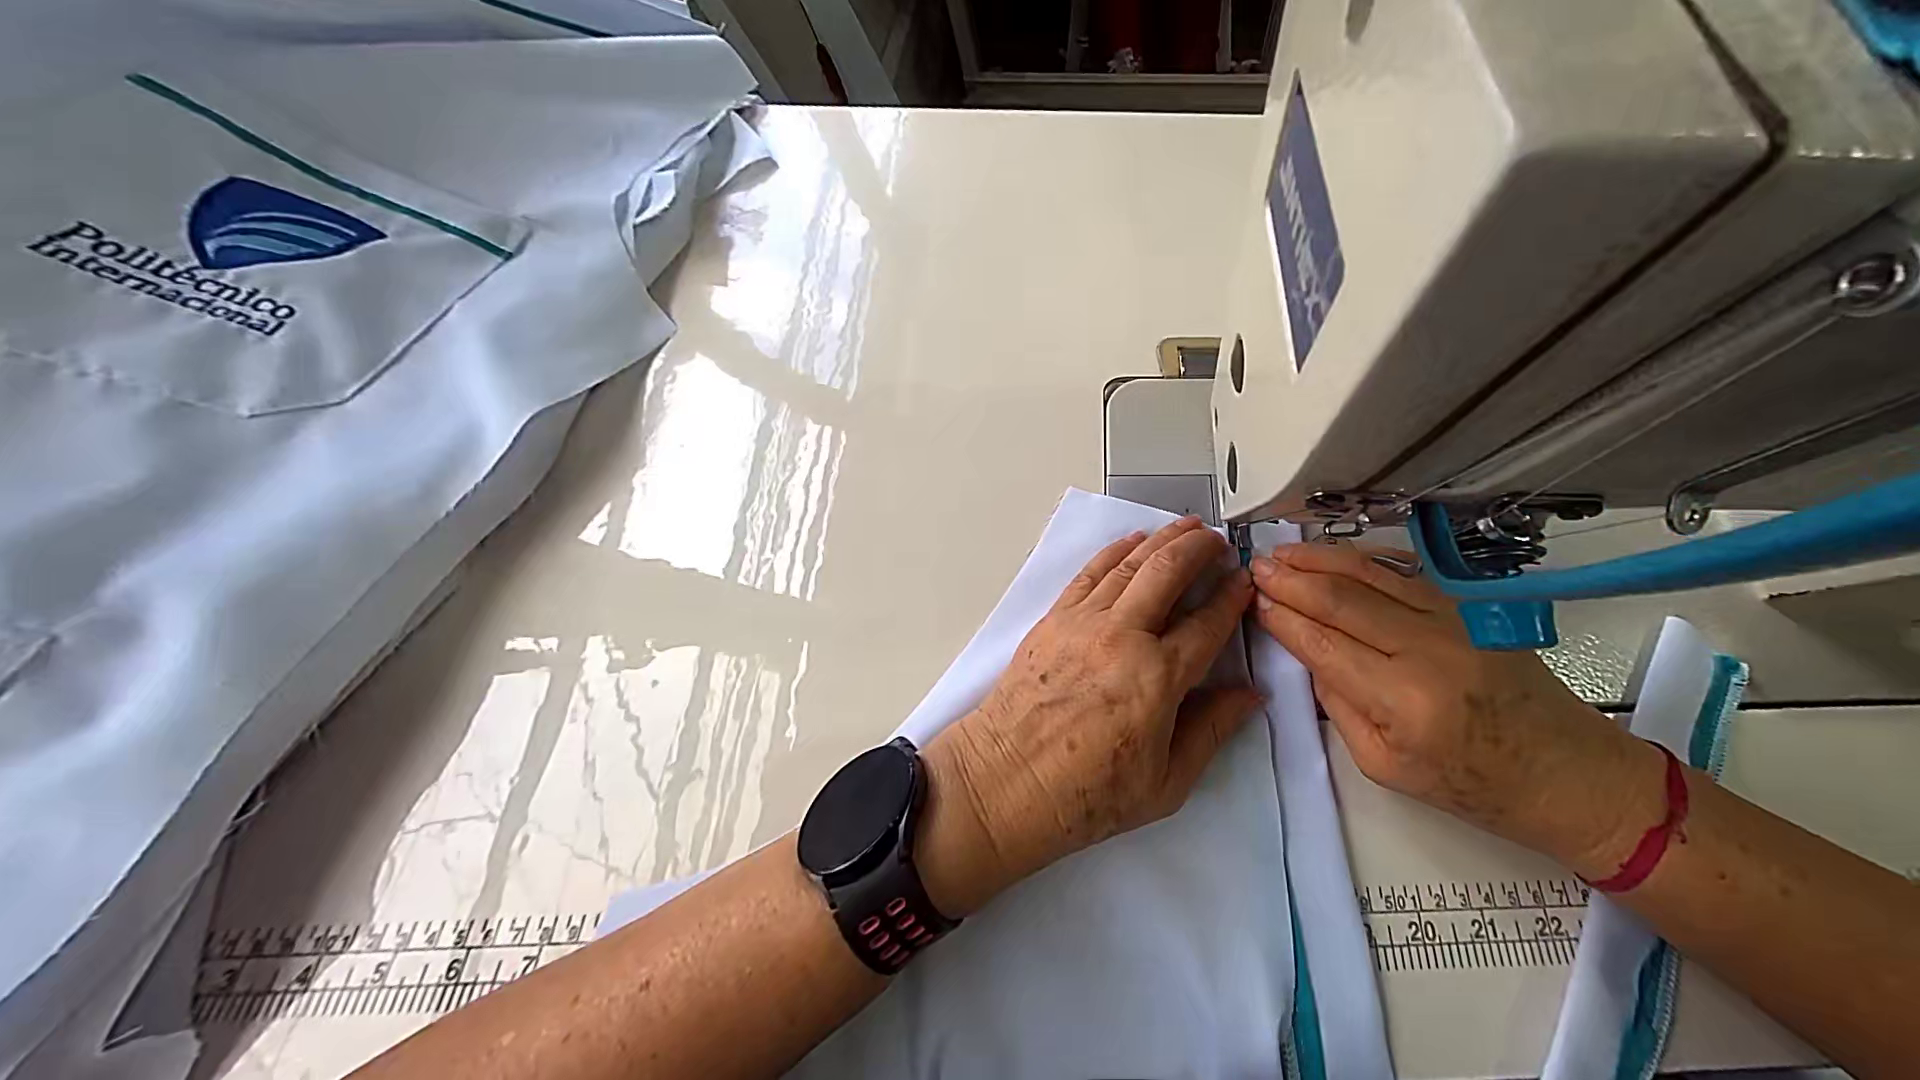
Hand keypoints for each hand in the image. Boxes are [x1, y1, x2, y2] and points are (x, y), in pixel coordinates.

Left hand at [916, 517, 1261, 917]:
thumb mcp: (1166, 783)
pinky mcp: (1052, 620)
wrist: (1005, 781)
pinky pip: (1089, 574)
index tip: (1244, 584)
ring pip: (1129, 565)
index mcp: (1158, 678)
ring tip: (1185, 528)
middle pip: (1168, 573)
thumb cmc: (1084, 794)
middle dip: (1199, 549)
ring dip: (1161, 541)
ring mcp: (1082, 624)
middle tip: (1217, 541)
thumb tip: (1248, 694)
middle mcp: (1122, 638)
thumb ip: (1211, 731)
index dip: (1232, 598)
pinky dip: (1114, 552)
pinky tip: (1131, 543)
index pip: (1208, 624)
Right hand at [1247, 541, 1666, 880]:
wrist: (1572, 776)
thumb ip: (1338, 705)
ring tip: (1283, 553)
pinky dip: (1362, 559)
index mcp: (1404, 701)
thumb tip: (1311, 653)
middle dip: (1291, 580)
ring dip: (1320, 560)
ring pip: (1371, 575)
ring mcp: (1455, 623)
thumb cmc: (1475, 784)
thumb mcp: (1383, 764)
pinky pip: (1404, 573)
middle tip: (1256, 567)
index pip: (1323, 643)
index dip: (1282, 617)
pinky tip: (1333, 554)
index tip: (1253, 601)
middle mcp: (1430, 652)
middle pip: (1342, 599)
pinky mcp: (1470, 611)